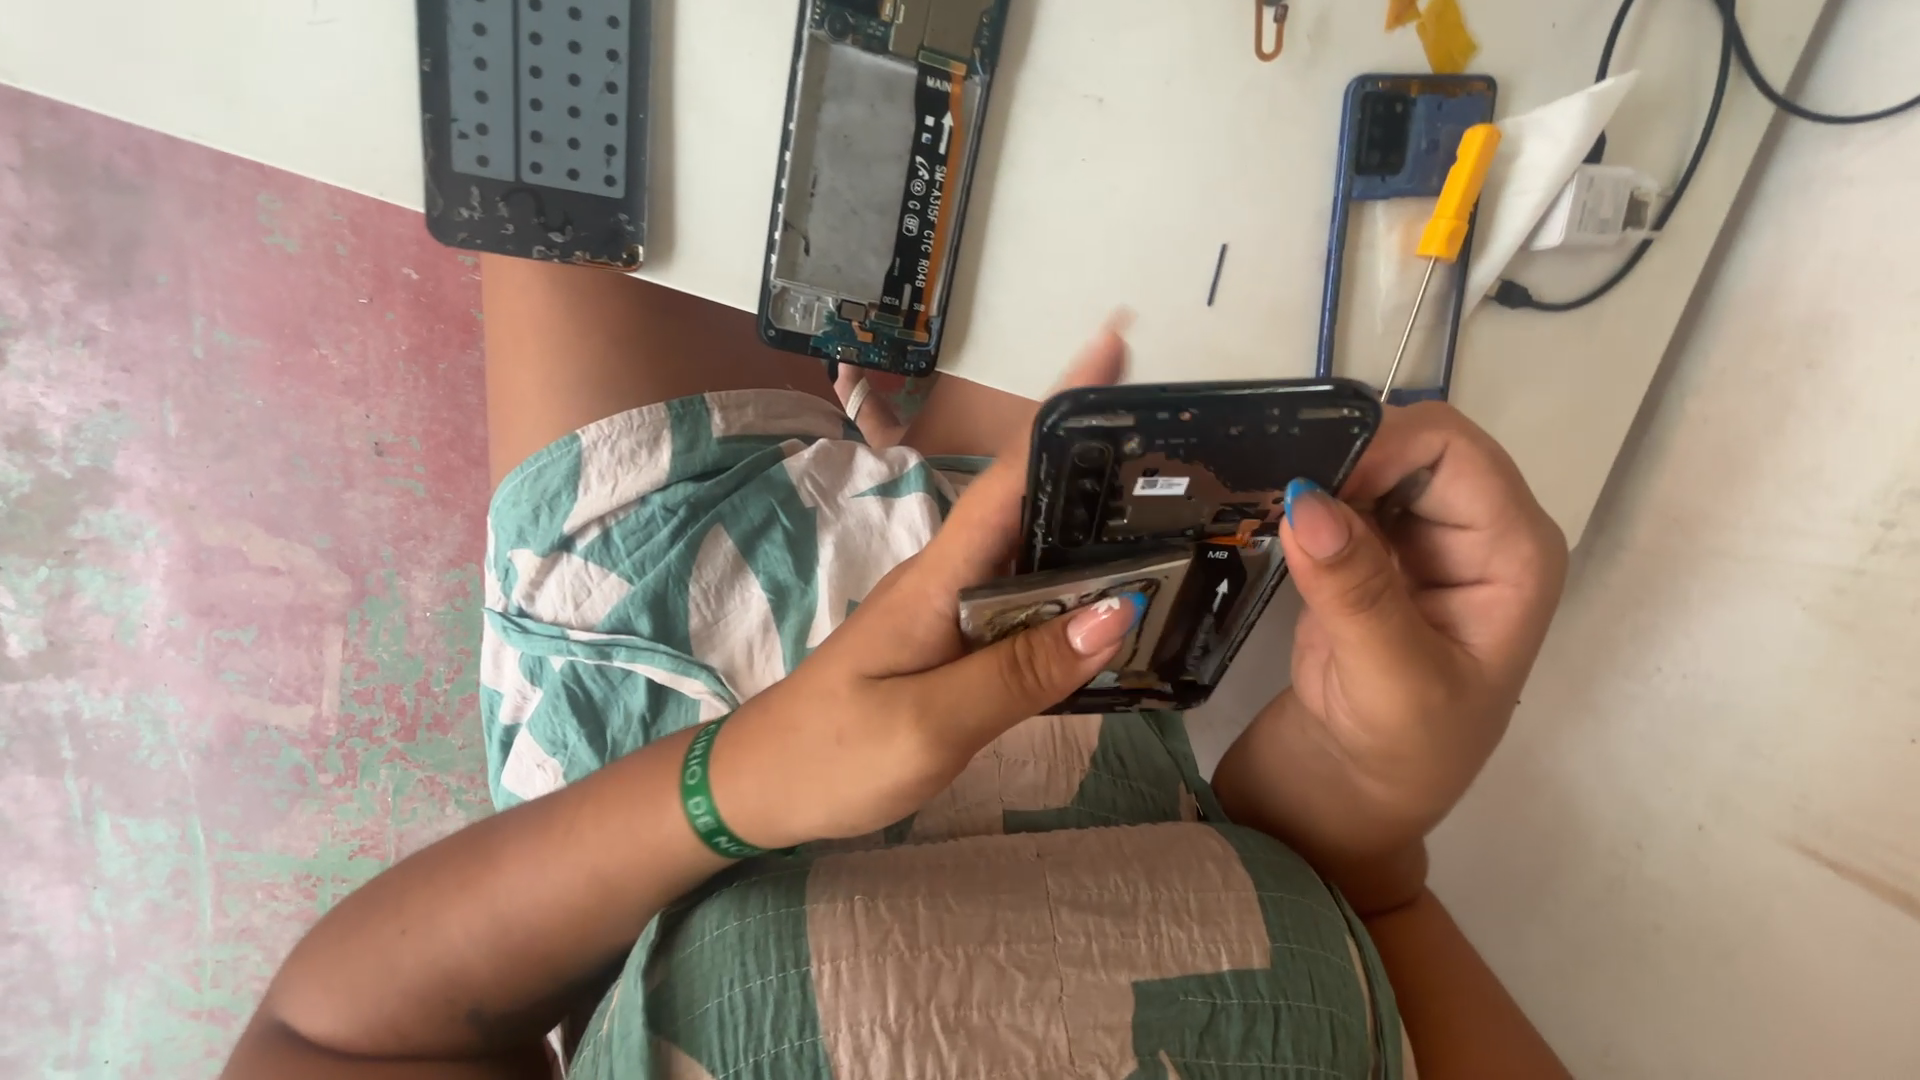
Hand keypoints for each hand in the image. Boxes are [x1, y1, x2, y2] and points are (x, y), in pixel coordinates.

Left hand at [707, 328, 1140, 850]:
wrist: (761, 789)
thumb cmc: (833, 754)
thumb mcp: (930, 723)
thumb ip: (1019, 670)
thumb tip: (1116, 610)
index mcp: (939, 577)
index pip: (1009, 478)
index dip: (1060, 411)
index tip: (1114, 347)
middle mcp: (949, 578)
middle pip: (1030, 506)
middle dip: (1099, 467)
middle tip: (1182, 451)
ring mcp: (949, 610)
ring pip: (1031, 557)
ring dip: (1092, 533)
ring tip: (1173, 522)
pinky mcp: (952, 644)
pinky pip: (1022, 605)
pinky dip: (1069, 596)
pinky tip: (1111, 609)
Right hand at [1215, 402, 1568, 905]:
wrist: (1344, 802)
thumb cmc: (1395, 758)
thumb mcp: (1389, 683)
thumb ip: (1356, 591)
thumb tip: (1306, 500)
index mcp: (1510, 556)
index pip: (1453, 451)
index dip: (1380, 450)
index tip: (1308, 492)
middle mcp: (1469, 537)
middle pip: (1410, 447)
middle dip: (1343, 458)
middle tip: (1274, 498)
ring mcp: (1411, 549)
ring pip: (1365, 468)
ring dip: (1315, 479)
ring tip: (1259, 509)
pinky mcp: (1360, 564)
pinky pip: (1332, 503)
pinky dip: (1298, 503)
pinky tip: (1263, 525)